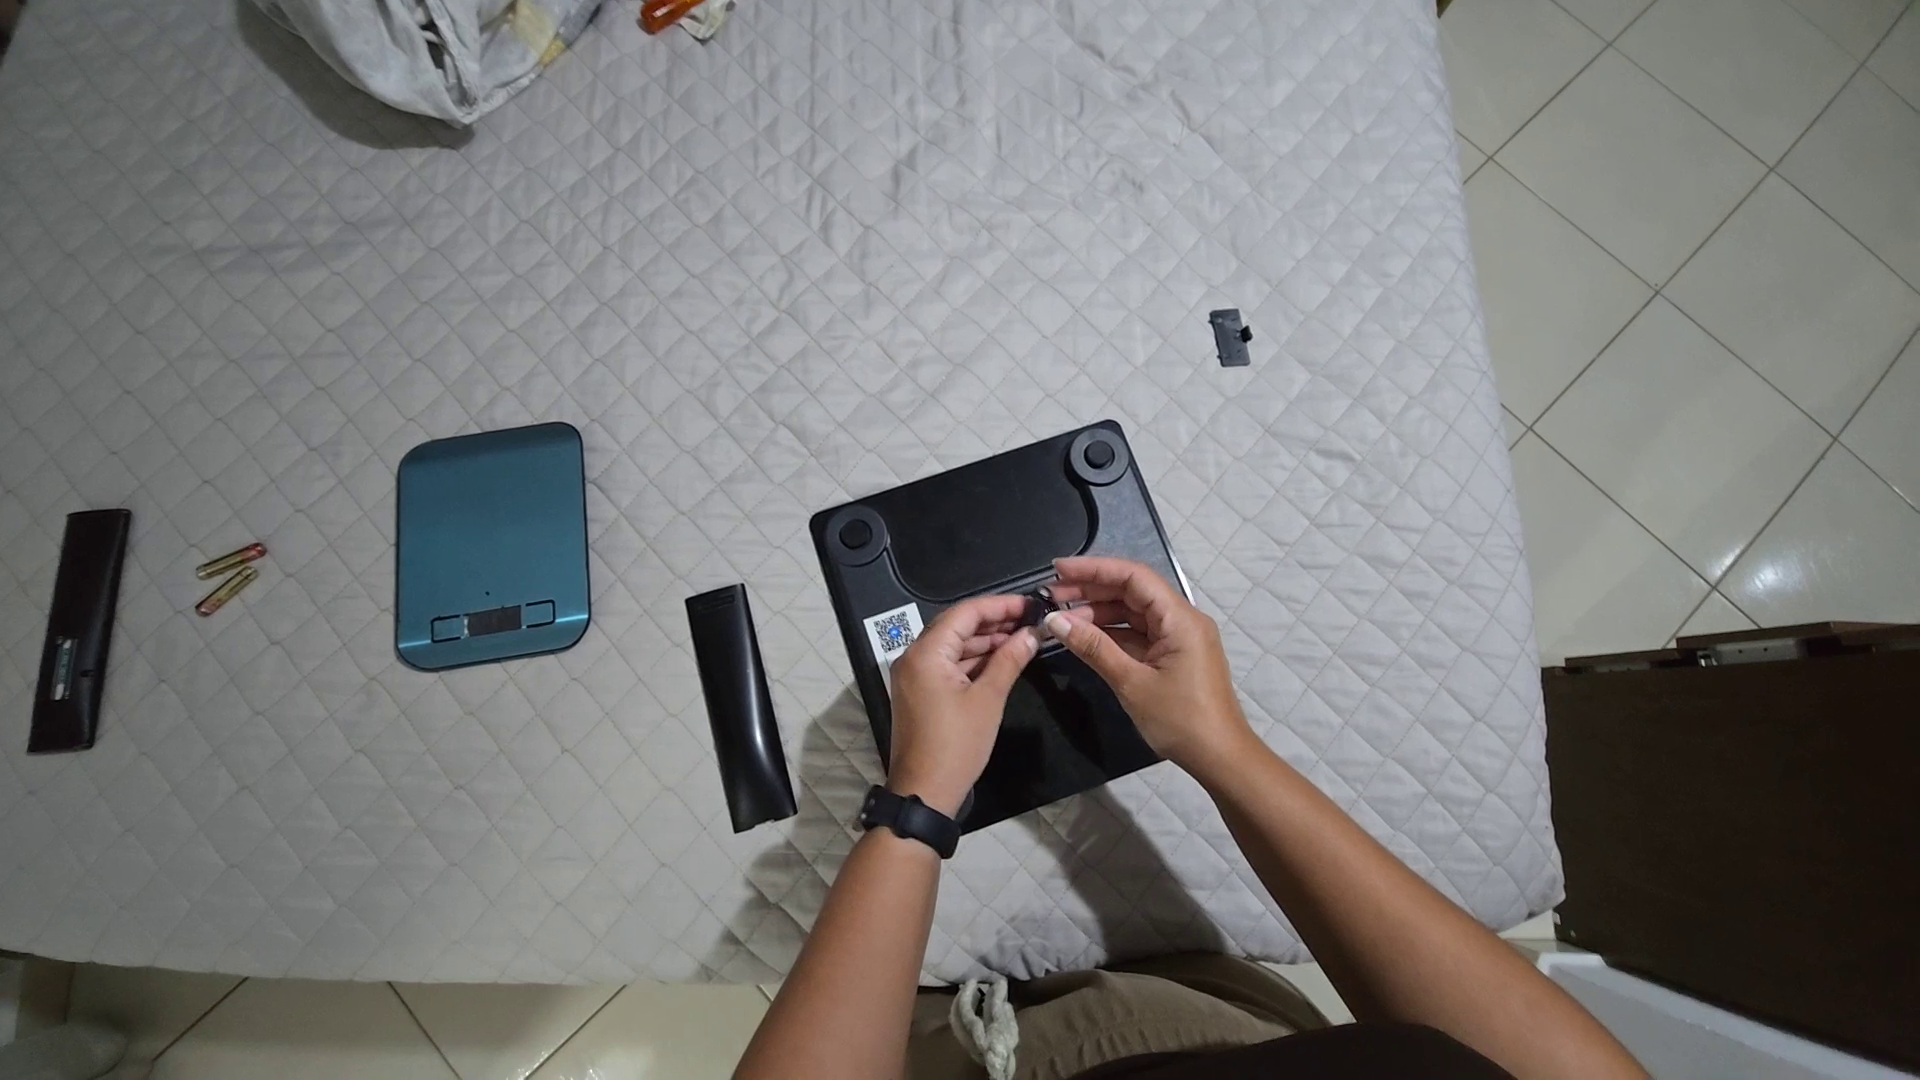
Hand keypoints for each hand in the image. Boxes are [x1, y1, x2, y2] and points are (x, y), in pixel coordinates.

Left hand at [886, 595, 1039, 815]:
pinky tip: (1002, 659)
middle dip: (994, 621)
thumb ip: (1009, 660)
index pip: (965, 613)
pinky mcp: (920, 691)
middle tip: (1030, 619)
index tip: (1029, 604)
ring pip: (954, 645)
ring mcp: (915, 675)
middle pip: (957, 626)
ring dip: (986, 641)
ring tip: (1023, 637)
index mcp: (926, 653)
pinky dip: (974, 660)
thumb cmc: (956, 746)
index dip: (999, 605)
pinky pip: (948, 664)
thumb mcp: (988, 700)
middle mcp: (914, 657)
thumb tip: (1031, 634)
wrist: (924, 794)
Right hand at [1044, 556, 1254, 779]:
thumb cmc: (1180, 720)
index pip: (1133, 577)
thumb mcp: (1131, 682)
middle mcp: (1181, 619)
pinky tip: (1082, 635)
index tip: (1058, 570)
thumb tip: (1055, 621)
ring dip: (1097, 612)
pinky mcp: (1172, 654)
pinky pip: (1137, 632)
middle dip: (1091, 589)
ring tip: (1060, 617)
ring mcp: (1178, 637)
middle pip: (1131, 591)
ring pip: (1132, 612)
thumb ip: (1093, 647)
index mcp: (1179, 618)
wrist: (1220, 758)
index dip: (1094, 569)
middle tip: (1051, 595)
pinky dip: (1110, 632)